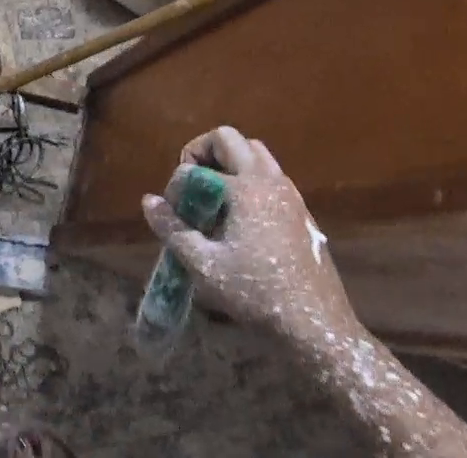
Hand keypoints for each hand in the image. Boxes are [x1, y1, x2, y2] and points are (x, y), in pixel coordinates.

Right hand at [141, 127, 357, 346]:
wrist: (317, 328)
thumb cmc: (257, 293)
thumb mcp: (203, 264)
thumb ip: (171, 228)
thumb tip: (149, 201)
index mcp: (246, 190)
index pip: (195, 168)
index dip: (176, 186)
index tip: (174, 213)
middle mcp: (270, 182)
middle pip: (230, 139)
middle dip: (202, 153)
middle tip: (192, 185)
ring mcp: (291, 196)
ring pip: (255, 154)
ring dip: (228, 164)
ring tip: (213, 197)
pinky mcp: (301, 213)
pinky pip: (270, 177)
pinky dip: (248, 181)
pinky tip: (238, 219)